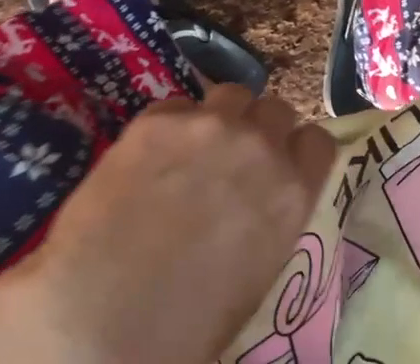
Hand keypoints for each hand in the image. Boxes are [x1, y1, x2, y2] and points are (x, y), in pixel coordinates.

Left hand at [25, 86, 334, 362]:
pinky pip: (176, 105)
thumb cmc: (185, 324)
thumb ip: (269, 219)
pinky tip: (147, 157)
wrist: (102, 320)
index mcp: (291, 194)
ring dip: (219, 116)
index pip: (317, 141)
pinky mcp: (156, 121)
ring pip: (230, 94)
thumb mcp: (255, 275)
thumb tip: (256, 204)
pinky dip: (169, 124)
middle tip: (231, 156)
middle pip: (275, 109)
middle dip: (258, 128)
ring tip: (191, 146)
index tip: (279, 162)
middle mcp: (259, 148)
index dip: (295, 149)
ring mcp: (207, 127)